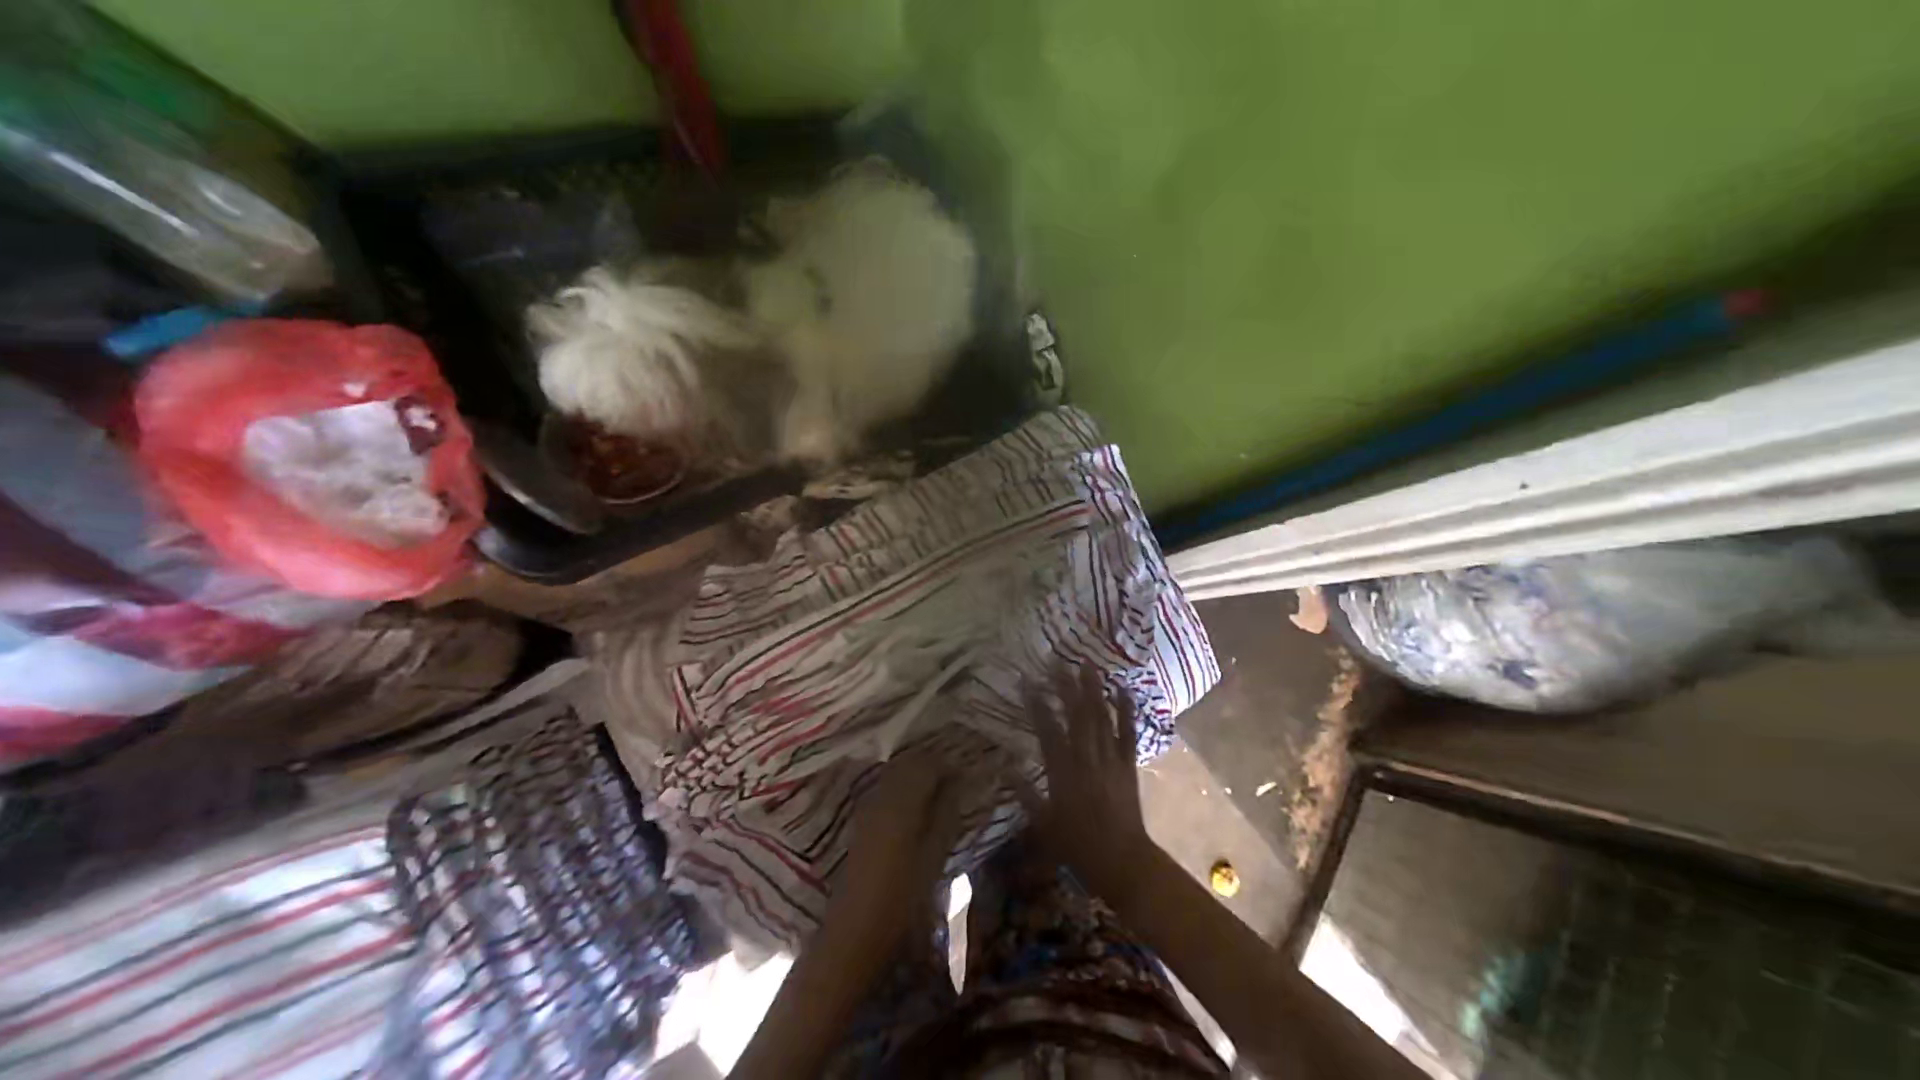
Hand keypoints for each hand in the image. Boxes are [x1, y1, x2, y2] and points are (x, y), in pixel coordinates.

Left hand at [828, 750, 969, 946]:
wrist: (855, 934)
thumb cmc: (902, 899)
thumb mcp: (935, 856)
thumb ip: (946, 813)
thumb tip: (957, 782)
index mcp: (902, 800)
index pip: (928, 763)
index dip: (950, 766)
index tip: (969, 779)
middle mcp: (881, 795)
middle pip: (909, 764)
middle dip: (934, 768)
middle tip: (958, 786)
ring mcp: (867, 808)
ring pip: (896, 776)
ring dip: (918, 780)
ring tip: (942, 800)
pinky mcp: (861, 824)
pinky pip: (887, 792)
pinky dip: (905, 793)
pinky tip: (919, 814)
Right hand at [1018, 665, 1155, 904]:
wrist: (1122, 859)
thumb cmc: (1077, 845)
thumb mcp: (1042, 823)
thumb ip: (1024, 792)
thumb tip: (1006, 765)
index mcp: (1062, 771)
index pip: (1047, 729)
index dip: (1036, 703)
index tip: (1027, 681)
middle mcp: (1086, 758)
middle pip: (1076, 714)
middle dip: (1066, 685)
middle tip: (1057, 661)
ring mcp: (1110, 758)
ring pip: (1101, 717)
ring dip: (1094, 689)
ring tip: (1087, 663)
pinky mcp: (1128, 764)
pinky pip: (1128, 732)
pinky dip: (1126, 709)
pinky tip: (1123, 688)